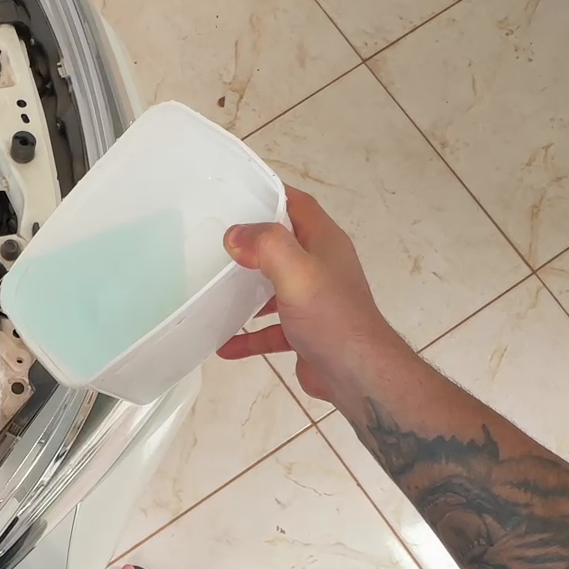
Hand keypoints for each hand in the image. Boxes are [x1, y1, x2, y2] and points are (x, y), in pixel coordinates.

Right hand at [219, 187, 404, 403]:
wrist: (355, 373)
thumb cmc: (331, 318)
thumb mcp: (297, 273)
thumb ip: (267, 247)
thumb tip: (234, 235)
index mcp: (324, 243)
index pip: (296, 205)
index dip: (269, 195)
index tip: (233, 195)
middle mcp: (320, 267)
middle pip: (281, 247)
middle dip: (249, 246)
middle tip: (213, 246)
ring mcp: (312, 301)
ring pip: (273, 289)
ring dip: (245, 294)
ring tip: (214, 295)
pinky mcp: (304, 332)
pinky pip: (270, 329)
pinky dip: (248, 336)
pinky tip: (224, 345)